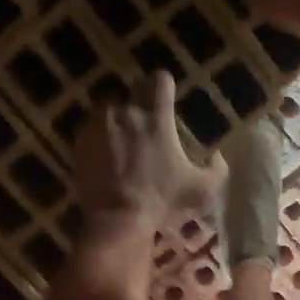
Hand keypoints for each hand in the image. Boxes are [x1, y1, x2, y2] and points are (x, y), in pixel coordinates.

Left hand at [72, 71, 226, 223]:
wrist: (116, 219)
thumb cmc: (160, 201)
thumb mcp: (201, 190)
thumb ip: (217, 170)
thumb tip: (218, 156)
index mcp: (156, 118)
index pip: (161, 79)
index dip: (164, 85)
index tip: (164, 96)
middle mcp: (127, 111)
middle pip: (133, 90)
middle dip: (138, 102)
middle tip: (143, 122)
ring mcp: (100, 123)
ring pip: (109, 105)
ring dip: (116, 116)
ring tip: (120, 136)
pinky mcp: (81, 138)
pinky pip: (91, 124)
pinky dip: (98, 132)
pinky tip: (103, 151)